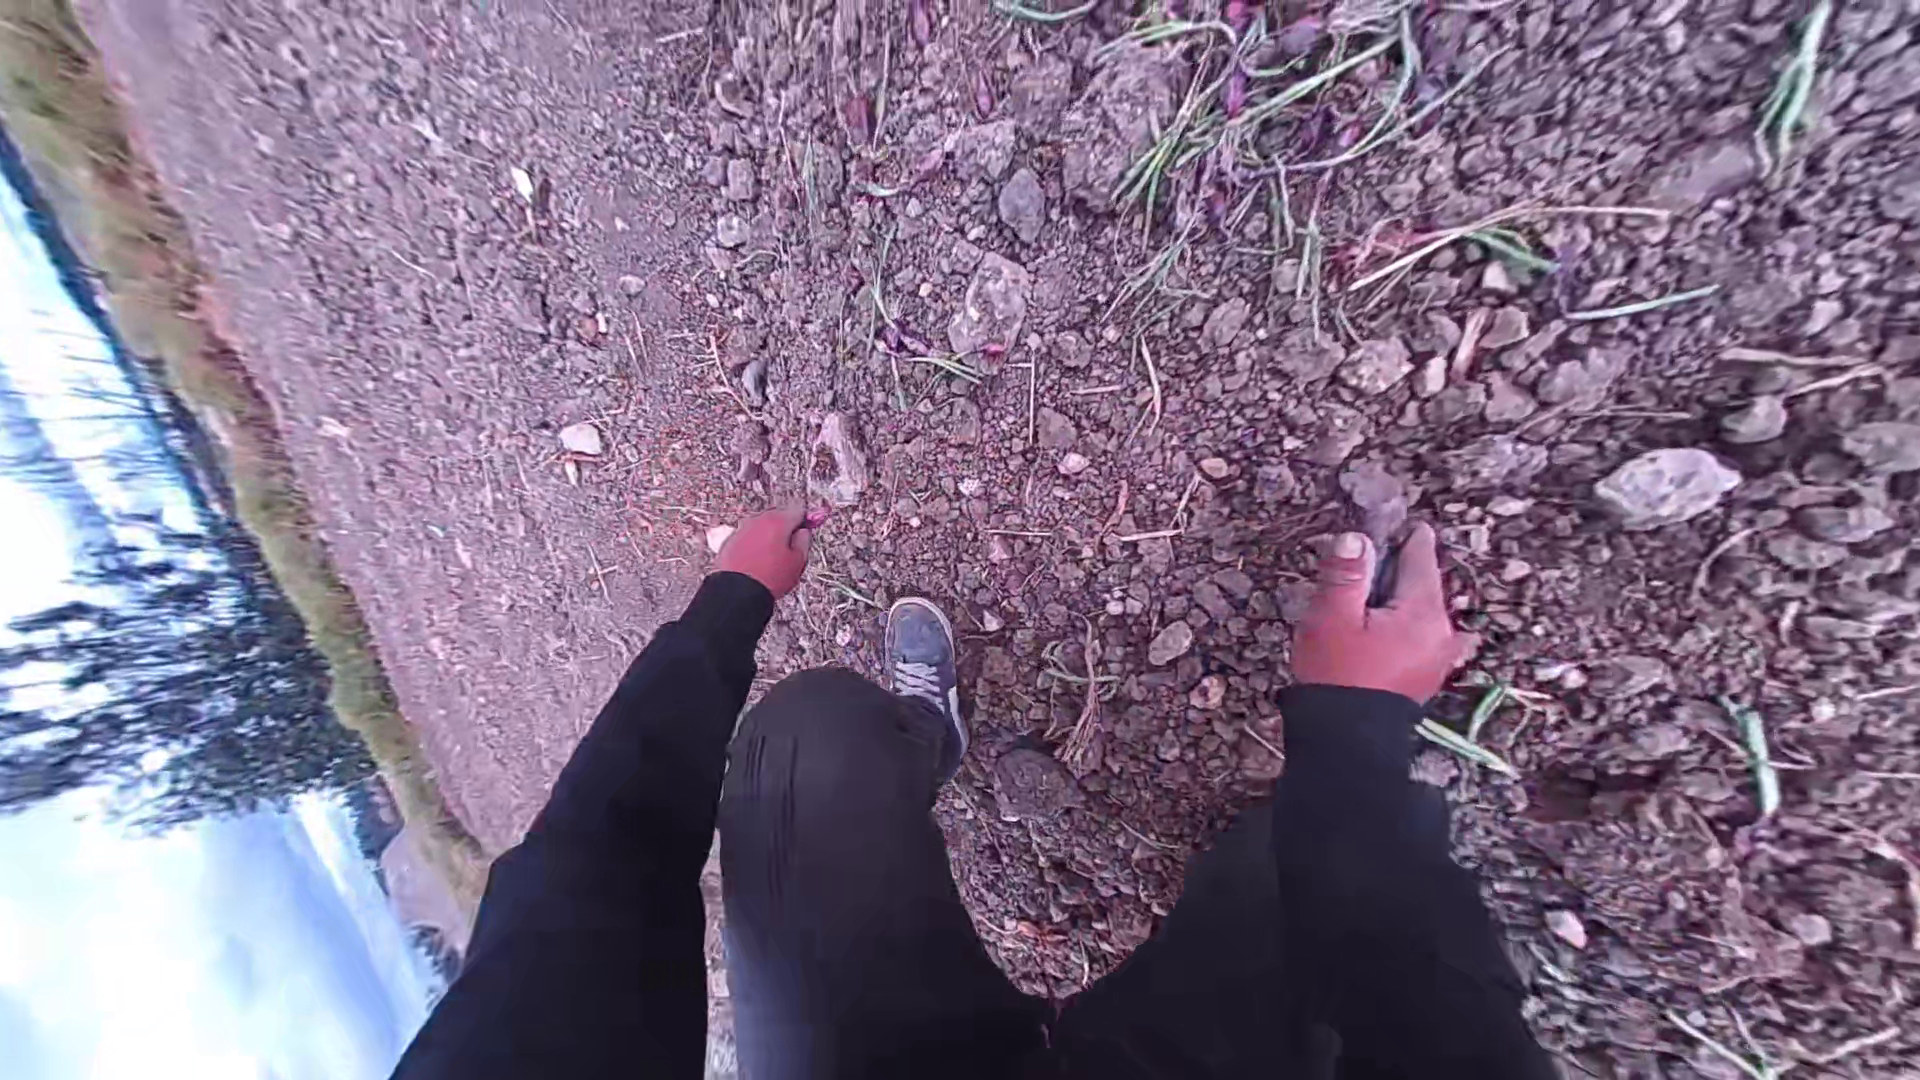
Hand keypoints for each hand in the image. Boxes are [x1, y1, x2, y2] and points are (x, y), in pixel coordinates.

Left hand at [714, 505, 815, 598]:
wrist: (738, 593)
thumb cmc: (770, 577)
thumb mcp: (799, 560)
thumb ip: (804, 540)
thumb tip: (803, 532)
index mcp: (778, 521)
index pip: (799, 511)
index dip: (806, 522)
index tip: (807, 530)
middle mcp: (757, 521)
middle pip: (778, 518)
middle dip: (785, 530)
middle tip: (791, 550)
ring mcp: (741, 530)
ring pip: (761, 529)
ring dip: (768, 539)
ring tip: (773, 560)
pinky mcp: (729, 543)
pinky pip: (747, 540)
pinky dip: (753, 547)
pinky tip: (758, 563)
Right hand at [1291, 523, 1477, 703]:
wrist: (1347, 735)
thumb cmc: (1337, 673)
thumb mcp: (1332, 618)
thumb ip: (1345, 575)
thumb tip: (1356, 537)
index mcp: (1425, 614)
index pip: (1421, 559)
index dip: (1405, 537)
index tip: (1397, 520)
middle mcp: (1443, 632)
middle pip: (1421, 584)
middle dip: (1394, 569)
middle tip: (1365, 558)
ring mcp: (1438, 655)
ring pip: (1417, 609)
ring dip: (1393, 596)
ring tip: (1363, 592)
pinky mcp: (1424, 671)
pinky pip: (1415, 630)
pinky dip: (1395, 618)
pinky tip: (1371, 623)